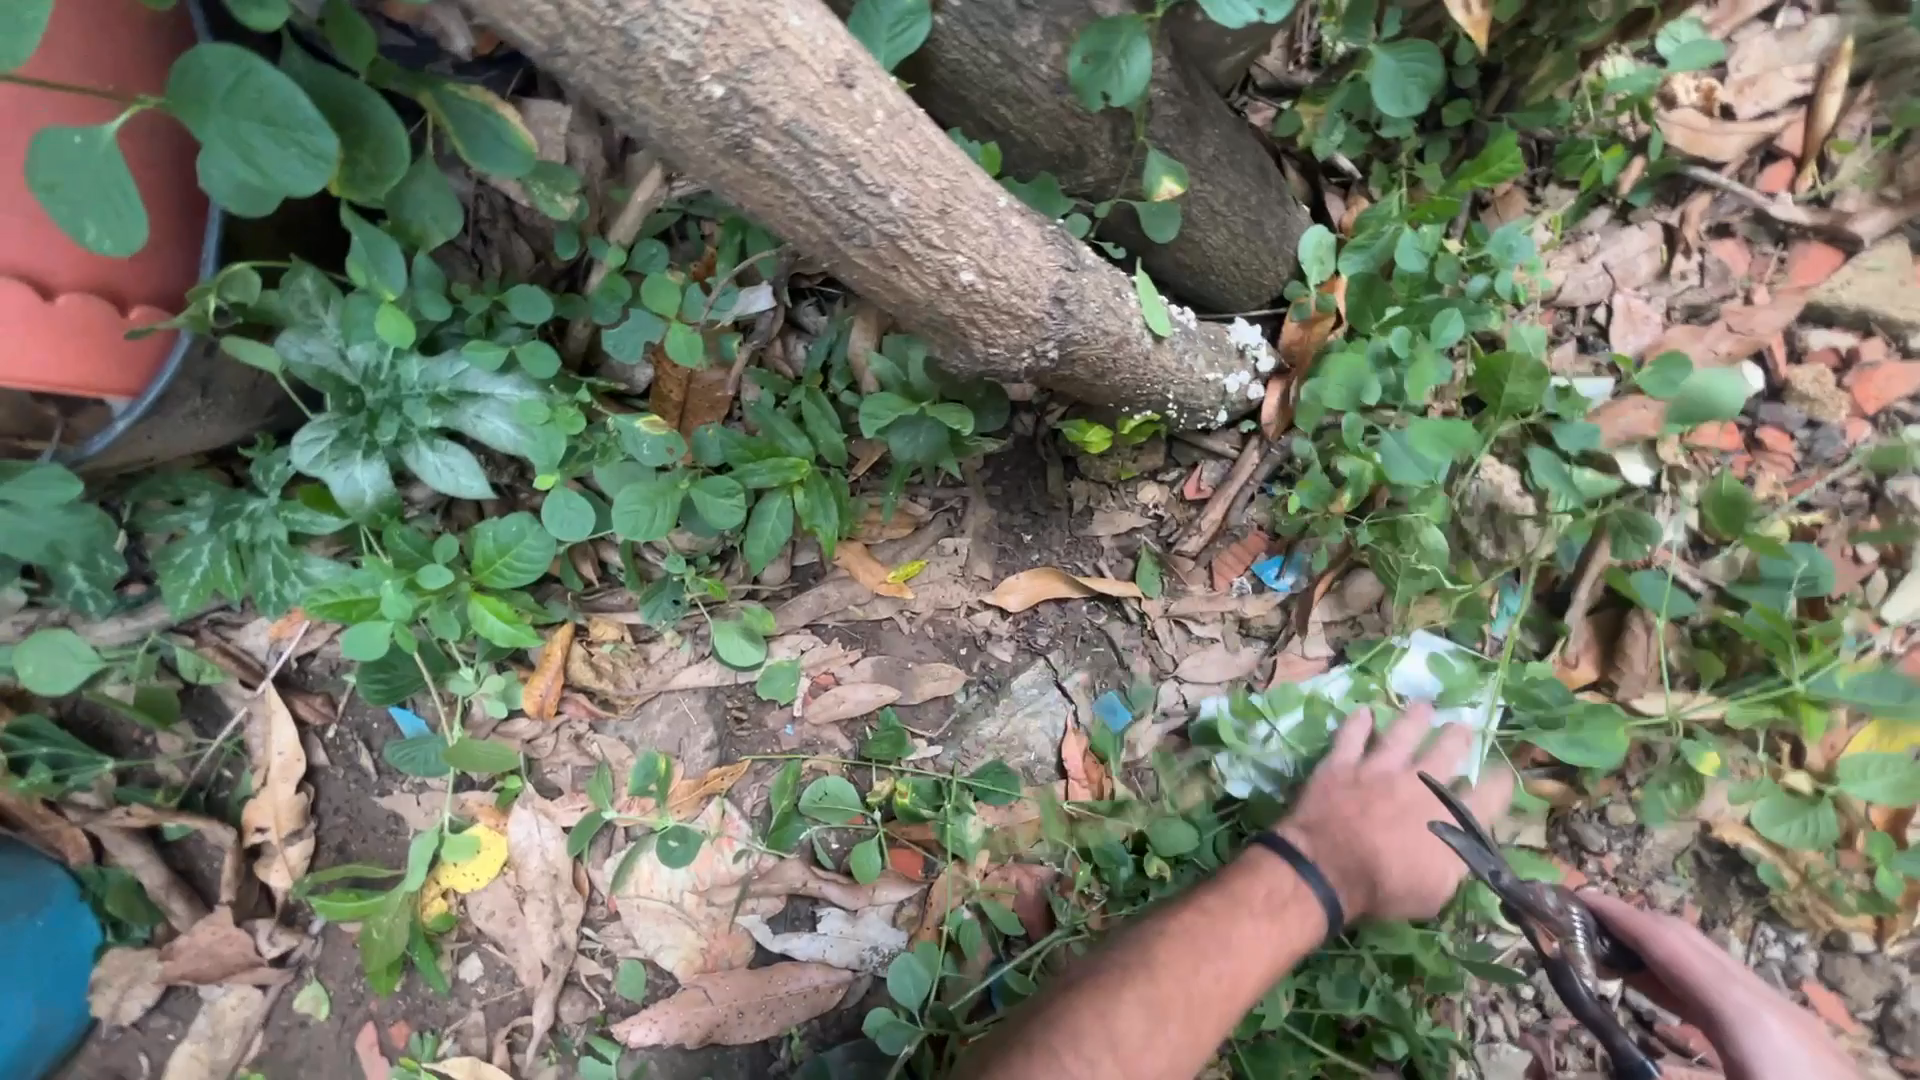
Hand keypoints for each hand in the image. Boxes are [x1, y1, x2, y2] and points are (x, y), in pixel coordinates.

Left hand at [1273, 703, 1512, 923]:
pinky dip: (1358, 722)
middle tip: (1462, 725)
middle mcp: (1419, 785)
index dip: (1499, 782)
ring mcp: (1378, 769)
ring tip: (1423, 706)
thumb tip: (1460, 850)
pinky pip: (1351, 736)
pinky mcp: (1341, 764)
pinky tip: (1363, 712)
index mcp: (1450, 820)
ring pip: (1401, 734)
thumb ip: (1452, 863)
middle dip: (1457, 737)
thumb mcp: (1437, 891)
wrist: (1329, 866)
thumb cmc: (1386, 888)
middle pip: (1446, 753)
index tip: (1503, 771)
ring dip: (1414, 719)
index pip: (1487, 796)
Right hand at [1581, 892, 1863, 1079]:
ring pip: (1709, 961)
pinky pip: (1726, 989)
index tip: (1569, 897)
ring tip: (1604, 952)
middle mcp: (1766, 1003)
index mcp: (1742, 1014)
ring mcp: (1788, 1021)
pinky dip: (1679, 976)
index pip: (1666, 942)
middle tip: (1576, 922)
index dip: (1614, 914)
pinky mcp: (1796, 1039)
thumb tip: (1592, 1055)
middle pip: (1689, 940)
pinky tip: (1655, 990)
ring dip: (1653, 948)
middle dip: (1630, 922)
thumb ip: (1652, 1068)